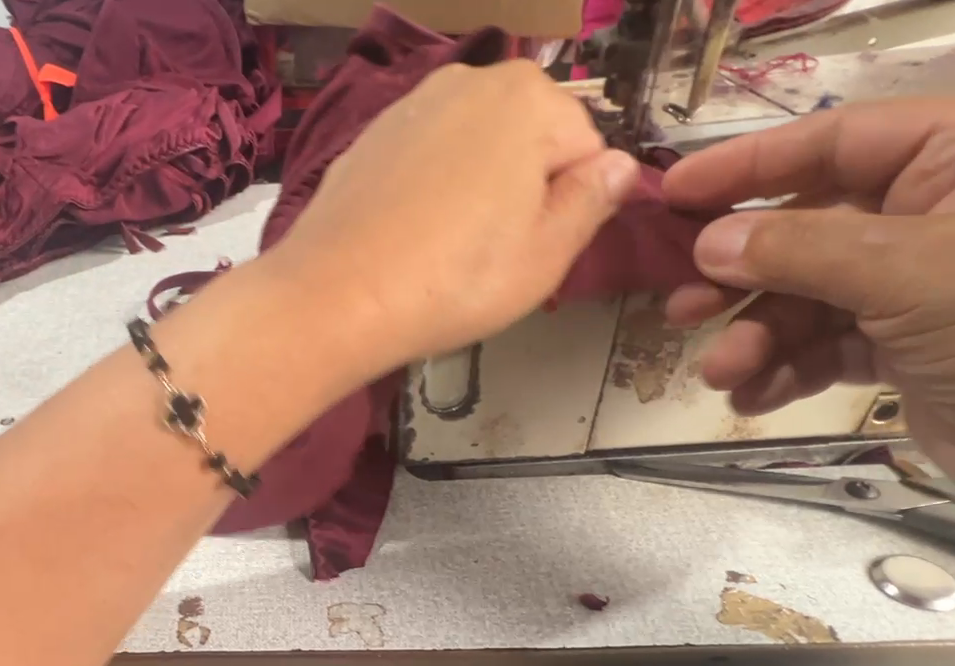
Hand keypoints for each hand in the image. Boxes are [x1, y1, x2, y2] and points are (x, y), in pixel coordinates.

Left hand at [259, 60, 639, 376]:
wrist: (335, 297)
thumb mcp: (545, 256)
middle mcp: (470, 79)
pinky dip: (426, 189)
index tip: (533, 250)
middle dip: (520, 189)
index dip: (568, 207)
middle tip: (488, 253)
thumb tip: (619, 166)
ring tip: (444, 248)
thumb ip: (592, 201)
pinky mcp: (368, 137)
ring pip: (472, 146)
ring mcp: (411, 104)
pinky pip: (423, 158)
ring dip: (473, 188)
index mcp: (529, 98)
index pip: (584, 150)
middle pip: (526, 138)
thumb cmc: (453, 281)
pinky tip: (407, 234)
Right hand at [662, 93, 954, 494]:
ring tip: (720, 372)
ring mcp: (924, 280)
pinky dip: (786, 369)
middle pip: (812, 228)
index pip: (842, 141)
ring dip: (758, 336)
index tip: (675, 192)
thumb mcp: (916, 272)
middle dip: (744, 274)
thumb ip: (802, 251)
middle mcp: (947, 207)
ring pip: (810, 296)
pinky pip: (826, 344)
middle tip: (680, 306)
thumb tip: (709, 243)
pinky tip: (752, 396)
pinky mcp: (907, 343)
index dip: (750, 166)